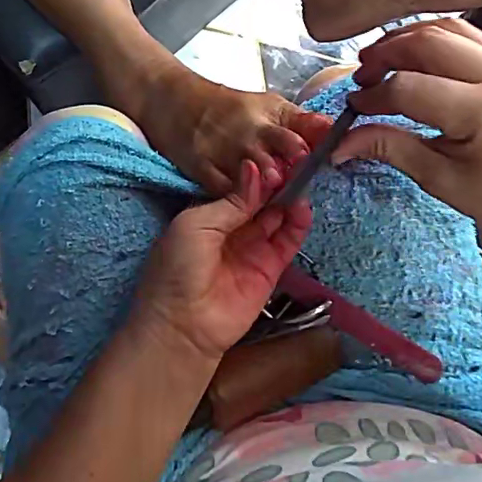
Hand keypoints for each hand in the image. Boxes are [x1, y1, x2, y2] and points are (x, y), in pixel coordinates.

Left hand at [127, 159, 312, 364]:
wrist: (183, 325)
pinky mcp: (270, 269)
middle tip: (294, 161)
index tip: (273, 155)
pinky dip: (298, 224)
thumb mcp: (198, 224)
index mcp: (208, 216)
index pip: (238, 189)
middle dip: (276, 182)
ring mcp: (252, 248)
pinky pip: (288, 241)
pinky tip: (303, 207)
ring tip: (301, 179)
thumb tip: (254, 169)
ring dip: (289, 199)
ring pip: (277, 217)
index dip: (256, 173)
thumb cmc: (178, 268)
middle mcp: (232, 230)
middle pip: (261, 200)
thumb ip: (232, 201)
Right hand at [330, 17, 481, 256]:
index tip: (354, 108)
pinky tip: (417, 60)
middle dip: (386, 54)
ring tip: (383, 61)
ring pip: (452, 29)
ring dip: (410, 39)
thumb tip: (343, 142)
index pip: (410, 87)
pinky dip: (438, 42)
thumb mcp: (441, 181)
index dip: (373, 96)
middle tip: (362, 76)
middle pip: (430, 42)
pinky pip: (474, 38)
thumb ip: (391, 149)